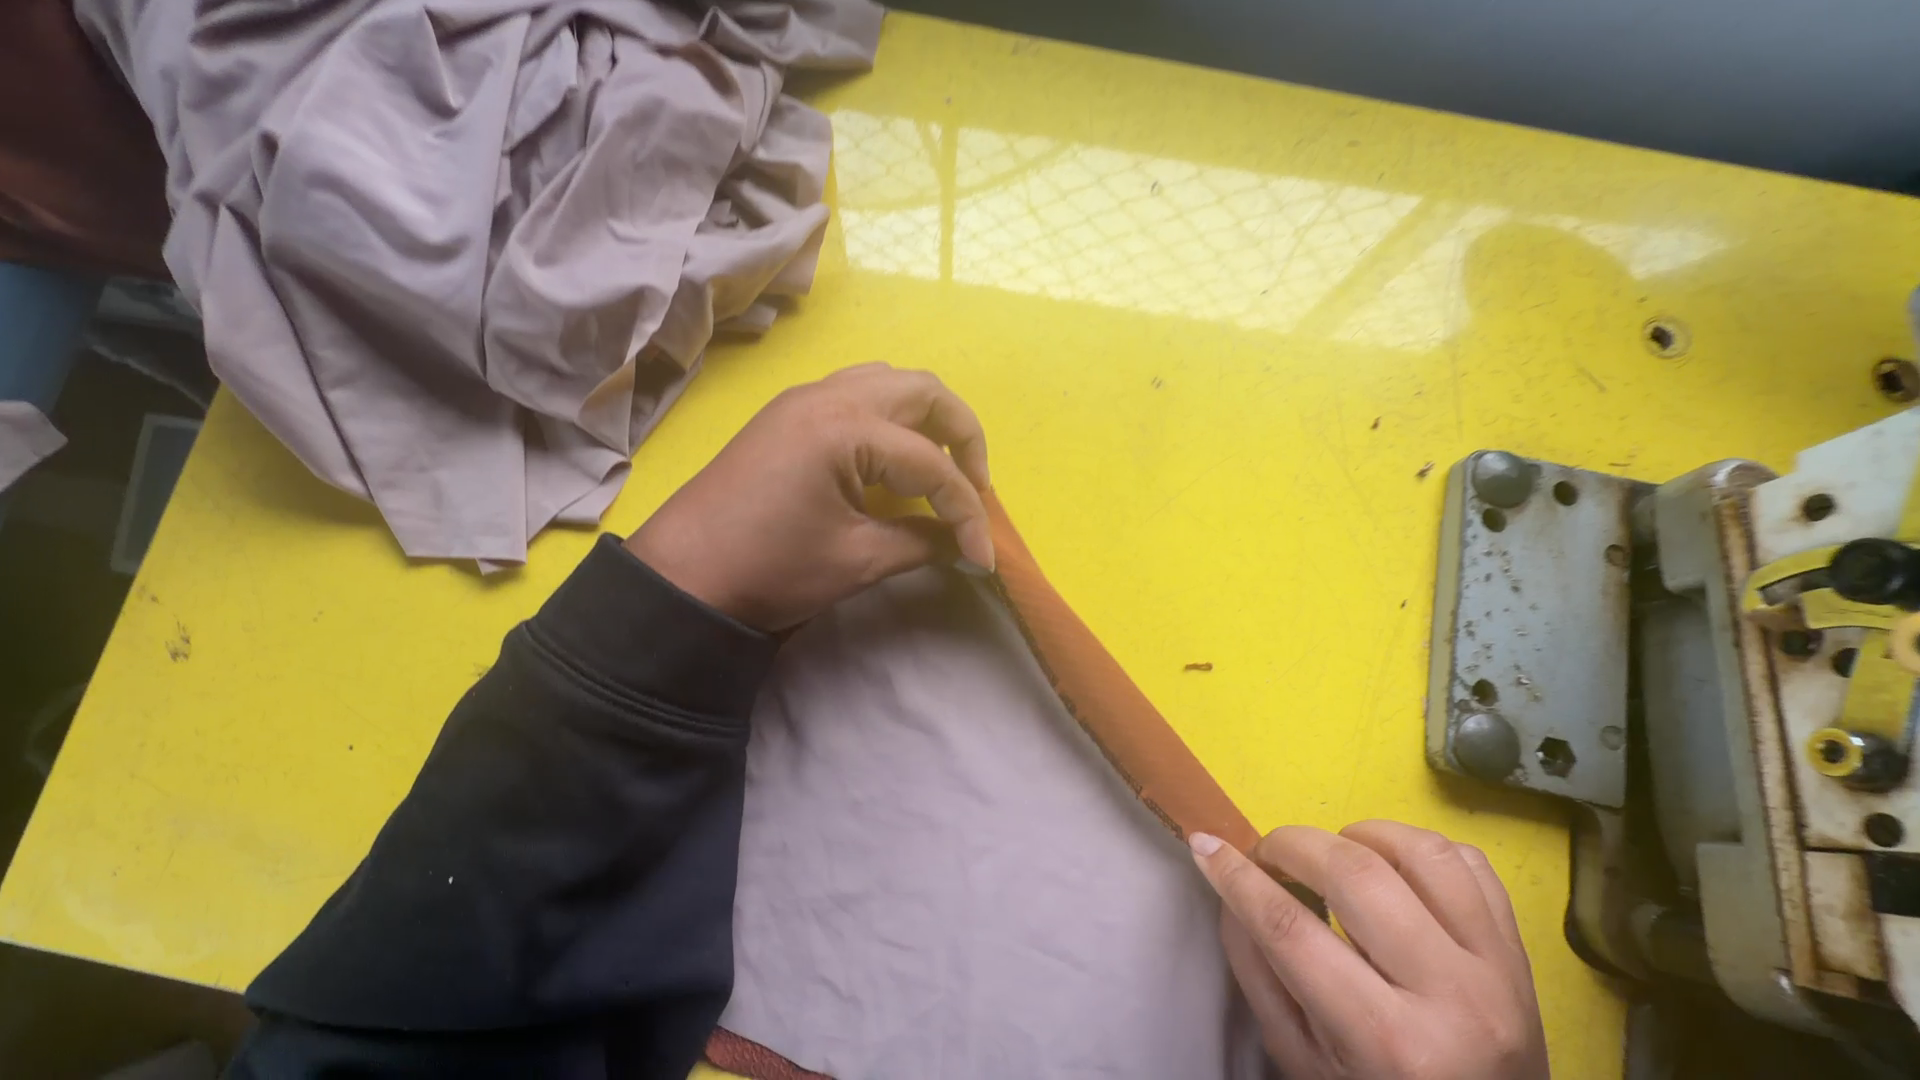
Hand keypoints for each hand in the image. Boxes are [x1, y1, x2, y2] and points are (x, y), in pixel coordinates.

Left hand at [625, 363, 992, 630]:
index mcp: (846, 428)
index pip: (932, 465)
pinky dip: (890, 417)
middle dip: (962, 437)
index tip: (983, 558)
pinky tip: (892, 459)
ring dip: (926, 418)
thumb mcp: (857, 560)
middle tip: (974, 488)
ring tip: (939, 468)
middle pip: (923, 392)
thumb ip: (922, 542)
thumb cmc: (770, 569)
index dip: (967, 514)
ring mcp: (804, 398)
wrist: (682, 577)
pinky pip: (856, 393)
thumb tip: (963, 545)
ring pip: (889, 382)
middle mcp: (829, 395)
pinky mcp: (788, 414)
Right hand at [1189, 822, 1548, 1079]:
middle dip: (1291, 845)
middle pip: (1355, 875)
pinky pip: (1468, 862)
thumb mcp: (1301, 1059)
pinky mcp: (1520, 950)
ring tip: (1332, 856)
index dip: (1238, 879)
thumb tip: (1228, 883)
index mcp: (1389, 1044)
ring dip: (1358, 835)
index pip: (1292, 931)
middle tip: (1268, 856)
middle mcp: (1453, 999)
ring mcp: (1499, 970)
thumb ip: (1258, 970)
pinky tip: (1388, 866)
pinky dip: (1415, 846)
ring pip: (1420, 852)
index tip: (1206, 847)